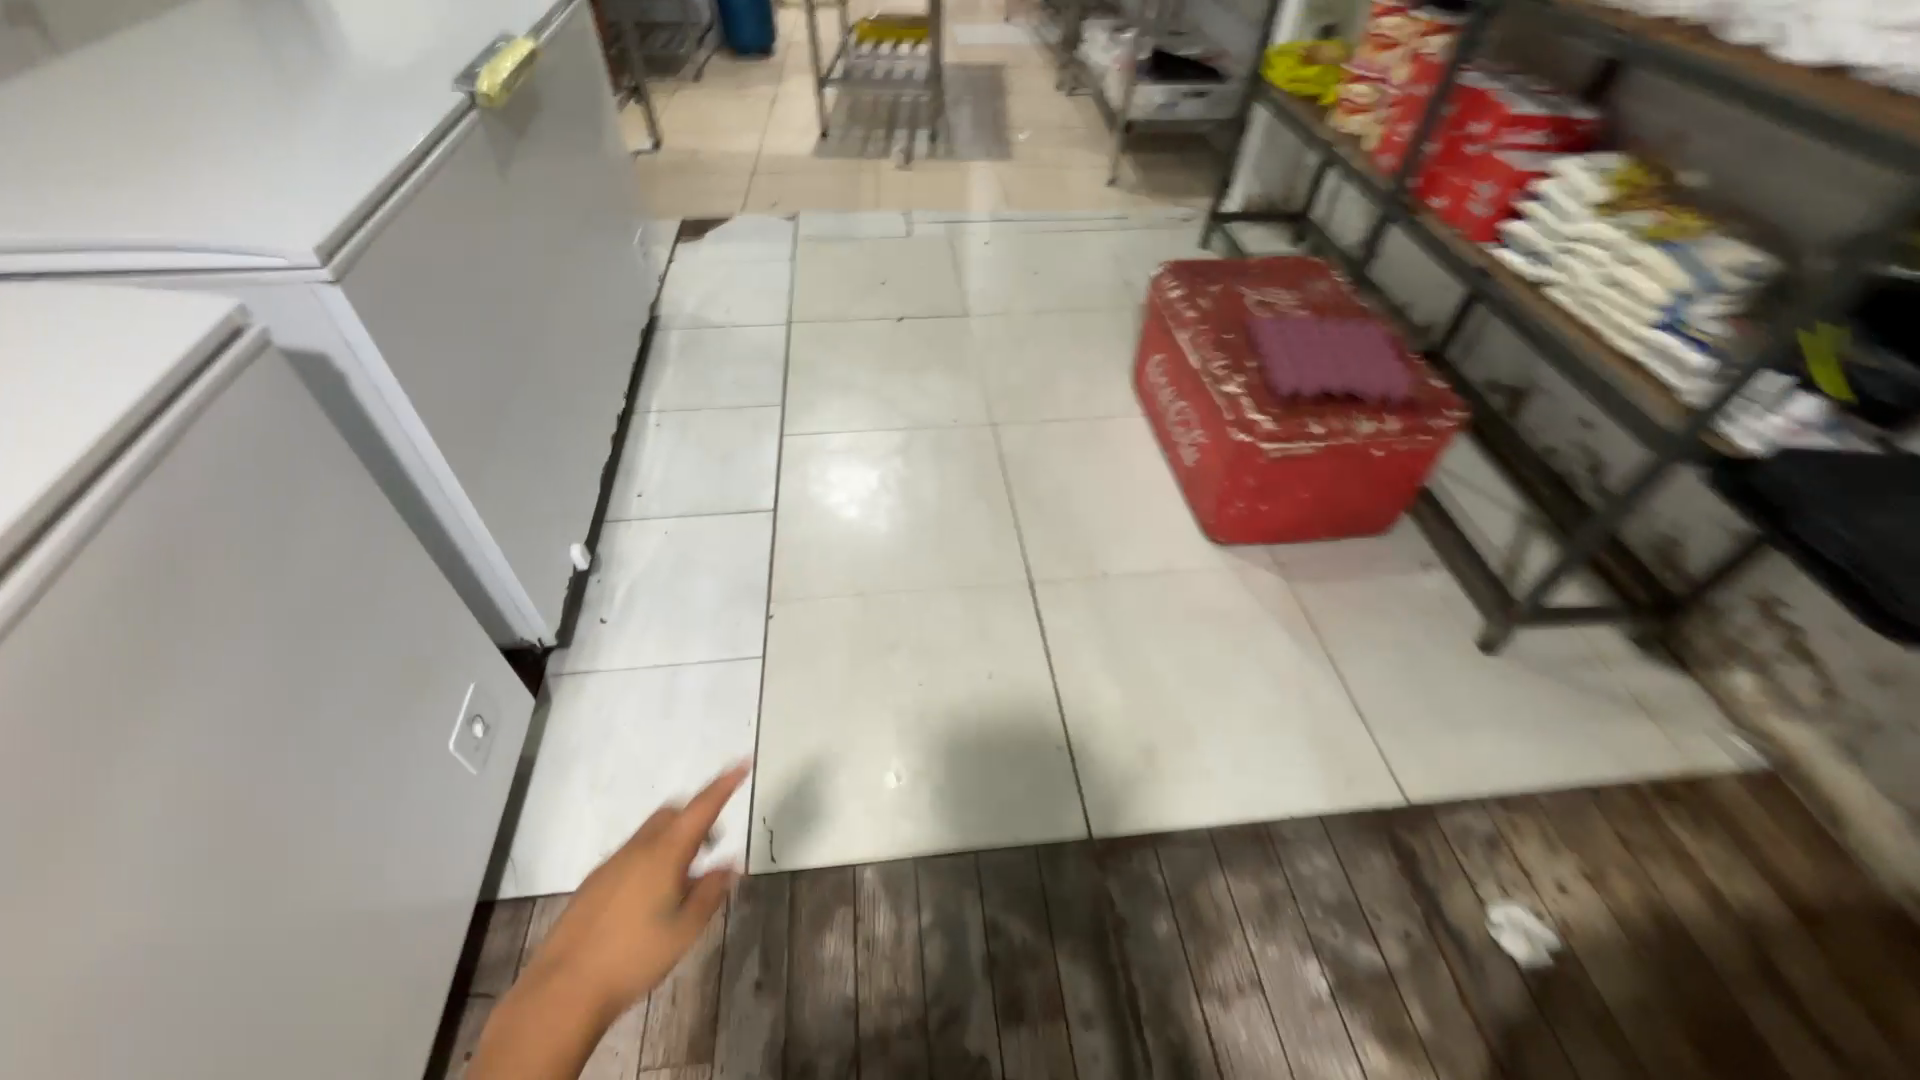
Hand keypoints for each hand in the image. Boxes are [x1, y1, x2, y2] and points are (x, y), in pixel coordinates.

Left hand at [520, 763, 748, 1016]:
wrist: (564, 989)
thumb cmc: (634, 958)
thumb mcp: (686, 929)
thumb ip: (711, 891)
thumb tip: (729, 864)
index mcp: (664, 854)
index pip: (701, 808)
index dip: (723, 785)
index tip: (742, 765)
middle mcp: (636, 850)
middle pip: (671, 813)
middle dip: (696, 817)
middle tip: (713, 845)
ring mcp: (610, 866)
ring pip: (650, 835)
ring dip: (674, 842)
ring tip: (685, 882)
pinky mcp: (593, 885)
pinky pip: (631, 856)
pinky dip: (652, 860)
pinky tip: (652, 901)